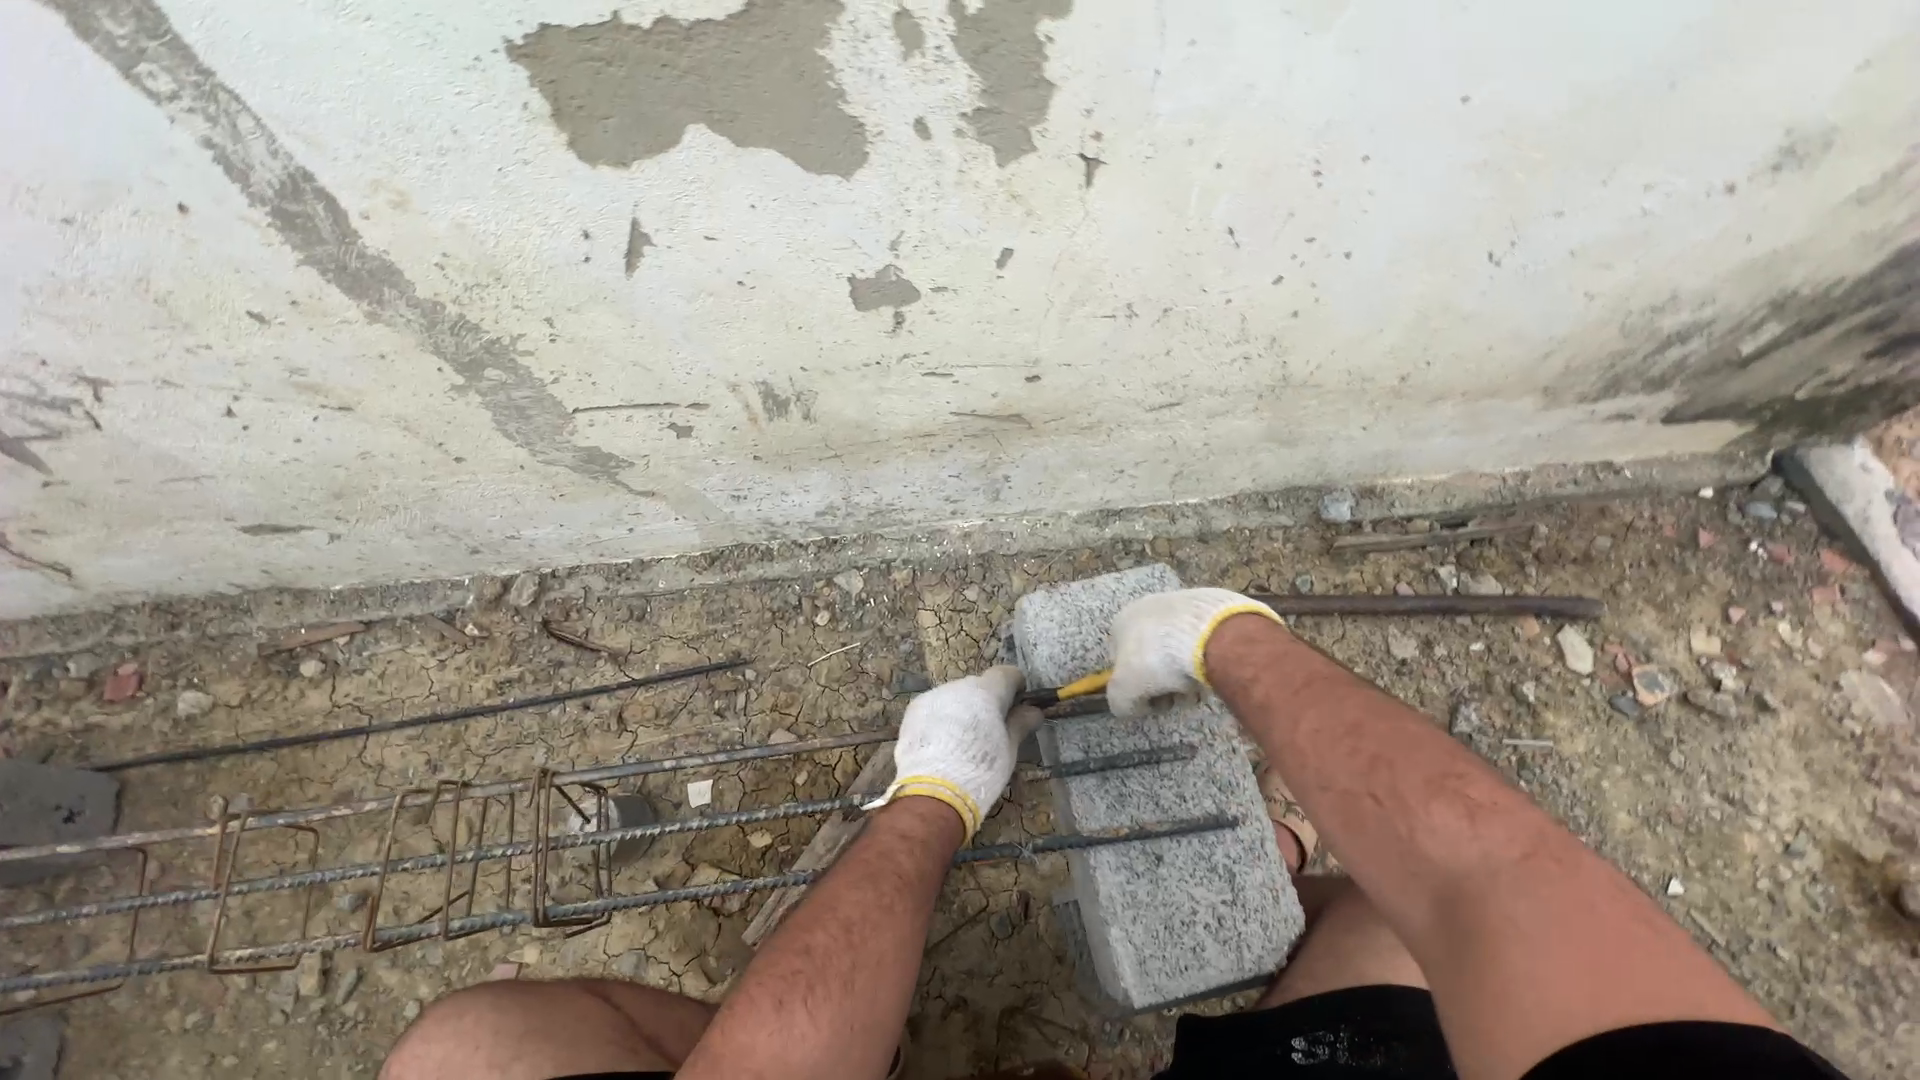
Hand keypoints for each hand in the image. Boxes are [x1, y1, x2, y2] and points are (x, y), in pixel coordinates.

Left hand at [868, 666, 1043, 841]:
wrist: (933, 792)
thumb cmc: (981, 771)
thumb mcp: (1009, 749)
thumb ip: (1020, 724)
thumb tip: (1034, 711)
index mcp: (986, 692)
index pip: (1006, 674)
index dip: (1015, 687)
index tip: (1017, 706)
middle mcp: (959, 686)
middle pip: (979, 686)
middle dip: (987, 702)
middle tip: (991, 732)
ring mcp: (933, 696)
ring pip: (955, 697)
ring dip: (963, 710)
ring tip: (963, 743)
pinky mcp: (914, 711)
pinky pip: (936, 708)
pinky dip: (943, 720)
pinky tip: (942, 746)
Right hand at [1106, 588, 1284, 716]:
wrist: (1208, 634)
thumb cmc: (1157, 661)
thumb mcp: (1125, 693)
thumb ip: (1120, 702)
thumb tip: (1130, 706)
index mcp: (1122, 621)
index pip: (1121, 660)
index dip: (1134, 685)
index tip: (1152, 701)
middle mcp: (1146, 606)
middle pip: (1152, 655)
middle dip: (1164, 680)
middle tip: (1178, 697)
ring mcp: (1180, 602)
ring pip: (1178, 647)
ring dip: (1186, 669)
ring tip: (1200, 685)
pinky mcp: (1211, 603)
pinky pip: (1203, 636)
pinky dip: (1206, 653)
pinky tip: (1215, 666)